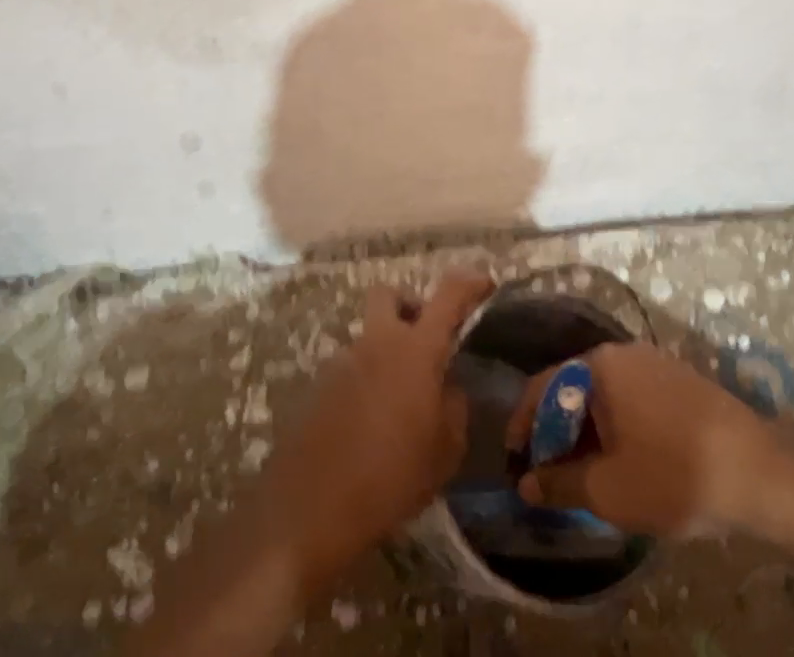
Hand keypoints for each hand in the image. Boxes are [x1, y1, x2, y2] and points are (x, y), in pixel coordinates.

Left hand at [259, 271, 492, 584]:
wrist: (308, 511)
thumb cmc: (391, 479)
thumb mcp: (446, 451)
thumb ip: (453, 407)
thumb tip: (447, 388)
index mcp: (415, 351)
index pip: (448, 296)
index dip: (470, 284)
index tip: (485, 286)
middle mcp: (374, 345)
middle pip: (390, 296)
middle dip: (411, 306)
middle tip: (427, 340)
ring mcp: (338, 364)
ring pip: (368, 339)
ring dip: (387, 355)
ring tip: (401, 405)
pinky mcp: (314, 389)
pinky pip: (348, 372)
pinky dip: (365, 384)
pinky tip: (371, 427)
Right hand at [505, 342, 780, 535]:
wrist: (764, 478)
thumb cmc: (672, 477)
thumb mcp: (605, 490)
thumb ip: (557, 483)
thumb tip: (527, 482)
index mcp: (600, 367)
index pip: (541, 389)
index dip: (521, 427)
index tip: (516, 464)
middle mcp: (627, 353)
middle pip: (573, 389)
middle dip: (556, 433)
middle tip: (550, 475)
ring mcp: (660, 364)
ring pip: (606, 395)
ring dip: (588, 432)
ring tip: (586, 475)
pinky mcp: (686, 382)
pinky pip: (635, 399)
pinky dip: (618, 427)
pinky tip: (626, 462)